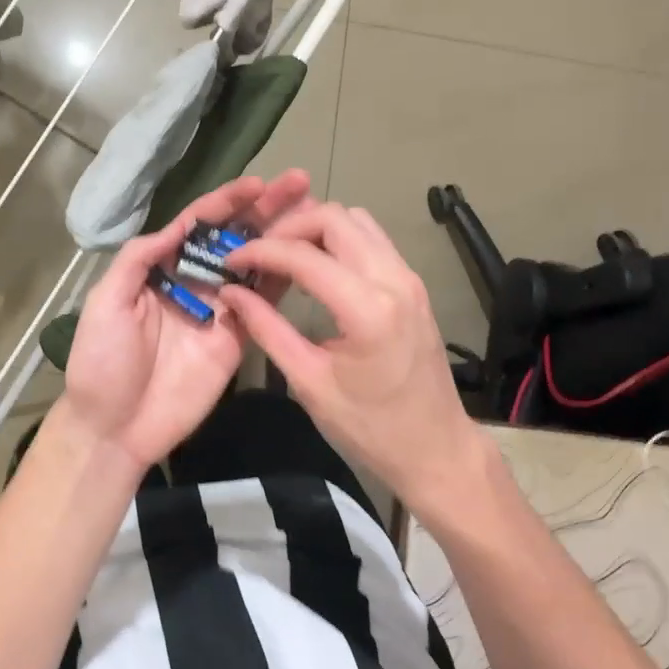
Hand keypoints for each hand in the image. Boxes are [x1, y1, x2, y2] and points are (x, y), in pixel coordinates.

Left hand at [63, 170, 313, 468]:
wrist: (114, 428)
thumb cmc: (102, 361)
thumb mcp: (108, 302)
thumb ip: (140, 259)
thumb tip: (179, 225)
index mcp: (161, 267)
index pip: (198, 225)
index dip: (227, 202)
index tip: (258, 183)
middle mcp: (193, 281)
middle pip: (233, 237)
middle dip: (264, 210)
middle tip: (299, 183)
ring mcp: (219, 310)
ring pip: (254, 264)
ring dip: (282, 237)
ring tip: (314, 211)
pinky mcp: (237, 340)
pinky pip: (262, 306)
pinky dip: (283, 281)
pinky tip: (307, 258)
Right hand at [220, 204, 488, 511]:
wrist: (438, 451)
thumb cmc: (371, 428)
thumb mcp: (309, 383)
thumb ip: (267, 330)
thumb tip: (230, 294)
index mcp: (368, 309)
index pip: (303, 255)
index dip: (260, 251)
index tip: (231, 261)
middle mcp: (394, 280)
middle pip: (334, 217)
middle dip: (288, 227)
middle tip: (258, 254)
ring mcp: (408, 278)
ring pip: (356, 220)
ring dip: (316, 228)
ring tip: (284, 257)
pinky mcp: (413, 284)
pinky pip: (371, 239)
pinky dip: (338, 240)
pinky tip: (315, 269)